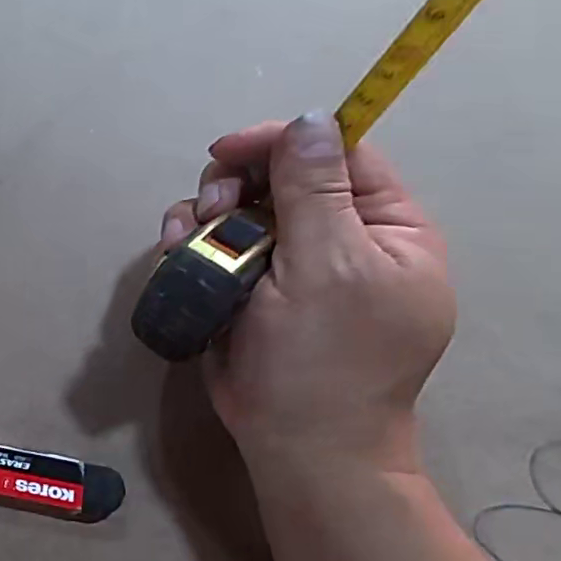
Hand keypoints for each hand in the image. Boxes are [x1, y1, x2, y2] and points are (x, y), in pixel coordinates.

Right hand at [154, 112, 455, 475]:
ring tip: (187, 240)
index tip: (226, 150)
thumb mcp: (328, 267)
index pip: (338, 155)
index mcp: (384, 229)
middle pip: (278, 176)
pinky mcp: (243, 283)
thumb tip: (310, 120)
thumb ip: (314, 191)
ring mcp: (285, 262)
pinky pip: (212, 242)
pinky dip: (189, 241)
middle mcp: (336, 237)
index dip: (281, 142)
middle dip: (236, 184)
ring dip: (204, 213)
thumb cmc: (325, 357)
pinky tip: (175, 254)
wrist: (293, 440)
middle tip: (213, 208)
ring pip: (237, 208)